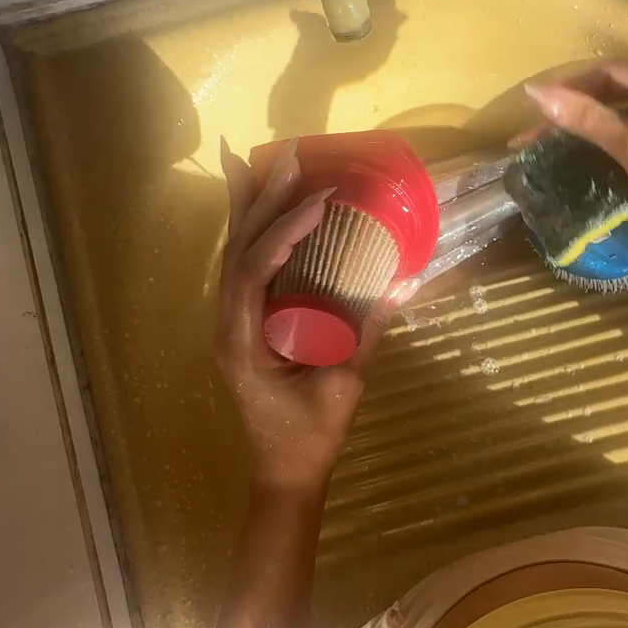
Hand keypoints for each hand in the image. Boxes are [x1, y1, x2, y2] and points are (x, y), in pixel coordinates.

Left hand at [214, 138, 407, 495]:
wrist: (284, 472)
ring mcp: (230, 325)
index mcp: (243, 342)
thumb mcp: (345, 385)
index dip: (284, 232)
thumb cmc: (311, 435)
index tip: (319, 201)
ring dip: (248, 208)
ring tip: (254, 160)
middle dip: (260, 200)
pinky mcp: (243, 325)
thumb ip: (368, 332)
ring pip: (233, 255)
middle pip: (237, 251)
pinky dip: (252, 233)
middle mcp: (226, 326)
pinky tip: (260, 209)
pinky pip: (243, 269)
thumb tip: (401, 283)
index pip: (256, 272)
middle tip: (283, 155)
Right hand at [523, 61, 627, 261]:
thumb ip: (587, 118)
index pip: (611, 72)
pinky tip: (578, 161)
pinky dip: (600, 147)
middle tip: (535, 134)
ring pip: (618, 120)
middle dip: (573, 110)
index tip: (535, 108)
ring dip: (583, 130)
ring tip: (547, 148)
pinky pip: (627, 141)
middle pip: (613, 94)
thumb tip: (537, 93)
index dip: (571, 86)